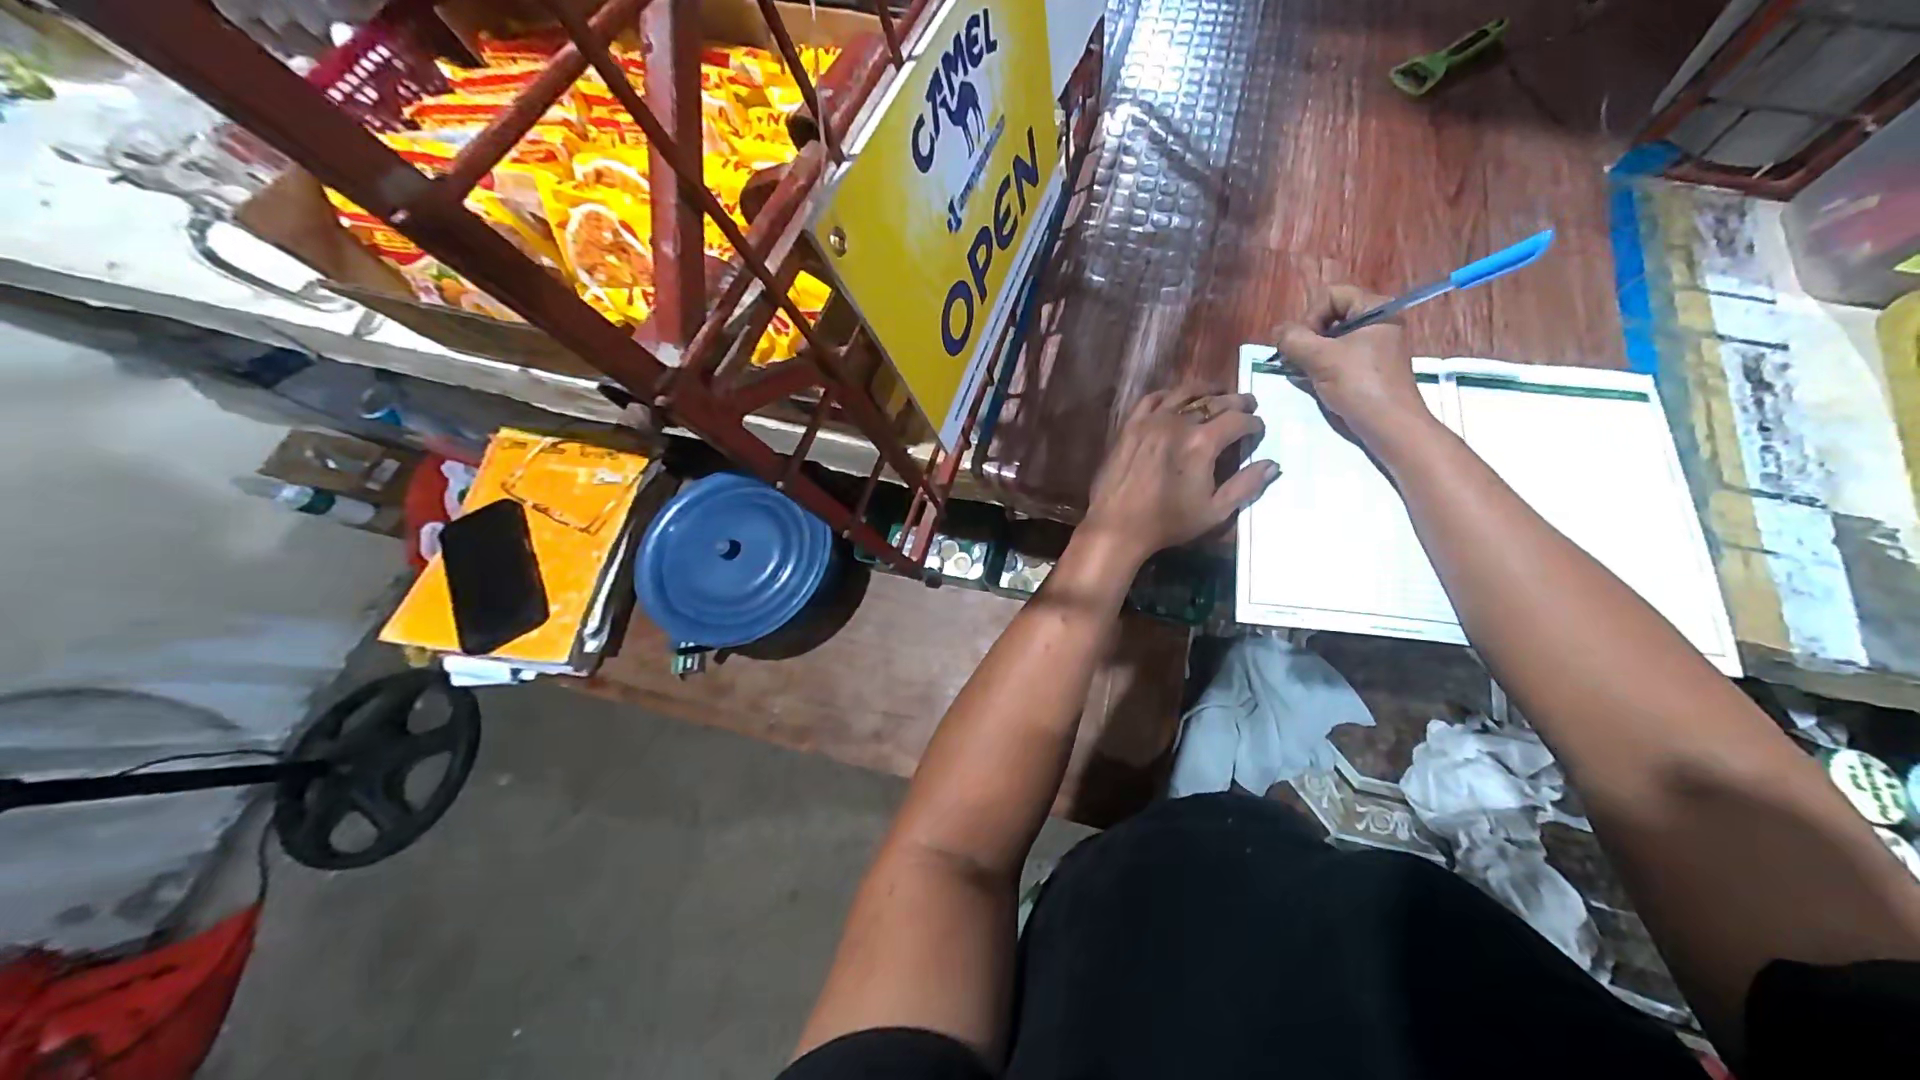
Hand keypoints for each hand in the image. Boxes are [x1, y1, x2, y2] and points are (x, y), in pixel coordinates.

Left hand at [1081, 386, 1279, 566]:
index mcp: (1201, 443)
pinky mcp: (1130, 425)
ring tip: (1217, 393)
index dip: (1254, 423)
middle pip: (1215, 401)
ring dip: (1206, 391)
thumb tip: (1273, 465)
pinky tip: (1176, 398)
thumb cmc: (1167, 523)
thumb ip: (1245, 486)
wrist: (1117, 526)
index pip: (1238, 420)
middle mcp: (1178, 423)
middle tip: (1248, 404)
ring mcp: (1151, 421)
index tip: (1258, 429)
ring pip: (1184, 393)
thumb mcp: (1214, 511)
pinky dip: (1169, 394)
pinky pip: (1152, 398)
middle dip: (1237, 401)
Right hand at [1274, 285, 1428, 445]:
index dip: (1311, 315)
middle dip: (1308, 335)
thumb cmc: (1360, 385)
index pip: (1331, 295)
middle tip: (1297, 358)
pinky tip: (1313, 380)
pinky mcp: (1369, 367)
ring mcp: (1374, 346)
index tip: (1303, 343)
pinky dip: (1322, 364)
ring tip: (1302, 371)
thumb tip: (1277, 332)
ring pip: (1332, 338)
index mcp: (1375, 309)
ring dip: (1312, 352)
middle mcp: (1377, 322)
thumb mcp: (1321, 358)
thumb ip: (1294, 340)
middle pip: (1331, 315)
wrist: (1390, 424)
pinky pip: (1339, 356)